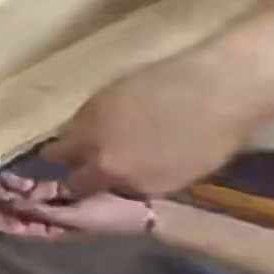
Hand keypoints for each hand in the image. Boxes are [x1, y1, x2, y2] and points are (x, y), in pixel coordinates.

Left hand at [0, 172, 153, 239]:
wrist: (148, 207)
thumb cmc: (111, 216)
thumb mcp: (74, 218)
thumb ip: (42, 211)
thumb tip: (13, 203)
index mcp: (50, 230)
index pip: (16, 226)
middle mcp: (47, 218)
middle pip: (14, 211)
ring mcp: (53, 203)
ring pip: (21, 197)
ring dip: (5, 190)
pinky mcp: (61, 189)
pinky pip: (35, 187)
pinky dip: (20, 183)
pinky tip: (8, 177)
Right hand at [43, 47, 257, 195]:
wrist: (218, 87)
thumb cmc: (213, 136)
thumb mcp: (179, 175)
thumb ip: (136, 182)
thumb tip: (118, 183)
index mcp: (110, 171)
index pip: (75, 186)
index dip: (81, 185)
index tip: (92, 182)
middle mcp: (86, 147)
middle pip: (54, 155)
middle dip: (68, 158)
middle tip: (90, 157)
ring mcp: (86, 118)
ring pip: (64, 132)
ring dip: (79, 135)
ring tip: (108, 133)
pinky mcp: (92, 95)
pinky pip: (83, 112)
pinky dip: (96, 117)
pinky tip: (125, 113)